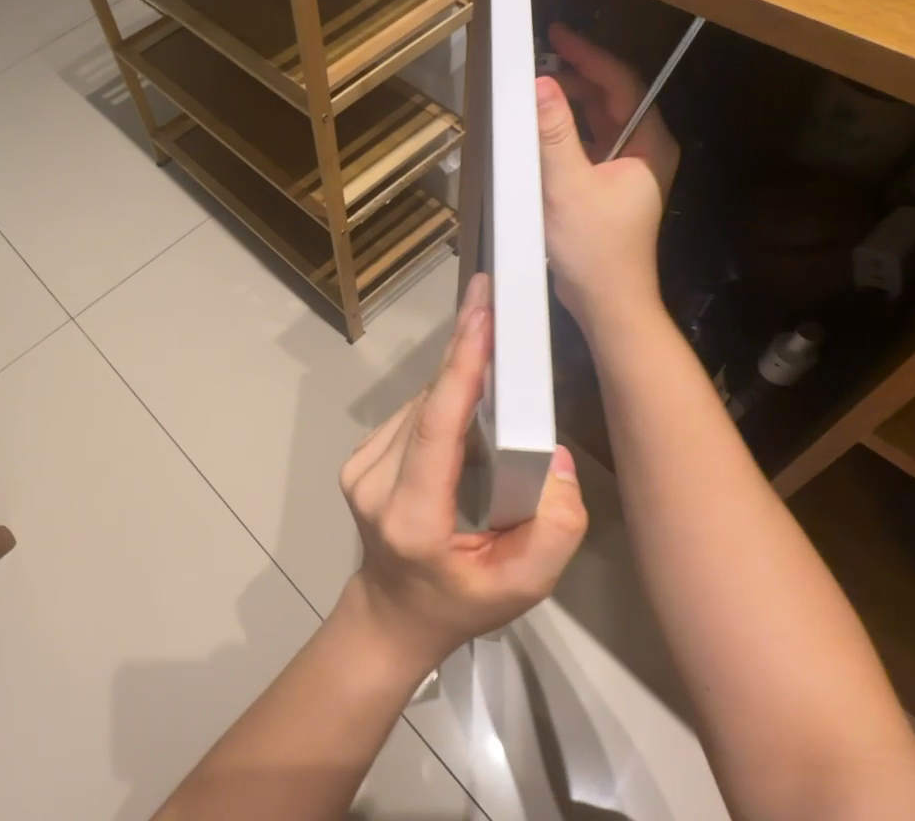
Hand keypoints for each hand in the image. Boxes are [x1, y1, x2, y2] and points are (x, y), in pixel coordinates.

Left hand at [338, 274, 588, 667]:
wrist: (392, 615)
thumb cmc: (460, 605)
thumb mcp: (523, 587)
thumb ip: (554, 529)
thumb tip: (555, 457)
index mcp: (411, 516)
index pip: (436, 428)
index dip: (460, 367)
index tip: (481, 316)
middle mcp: (373, 483)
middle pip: (427, 405)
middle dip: (463, 354)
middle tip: (491, 299)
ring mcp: (359, 469)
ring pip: (417, 405)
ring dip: (454, 377)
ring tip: (491, 348)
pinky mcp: (358, 461)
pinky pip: (409, 417)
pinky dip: (440, 400)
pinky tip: (465, 392)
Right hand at [538, 23, 680, 327]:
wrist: (607, 302)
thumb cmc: (594, 248)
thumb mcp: (567, 187)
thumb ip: (553, 134)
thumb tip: (540, 84)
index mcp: (649, 145)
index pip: (623, 83)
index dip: (590, 55)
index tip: (557, 35)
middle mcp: (644, 151)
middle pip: (611, 99)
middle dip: (576, 78)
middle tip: (537, 63)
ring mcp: (627, 171)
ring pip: (598, 122)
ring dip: (567, 105)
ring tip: (533, 92)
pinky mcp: (608, 188)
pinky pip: (587, 146)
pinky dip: (564, 134)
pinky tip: (538, 131)